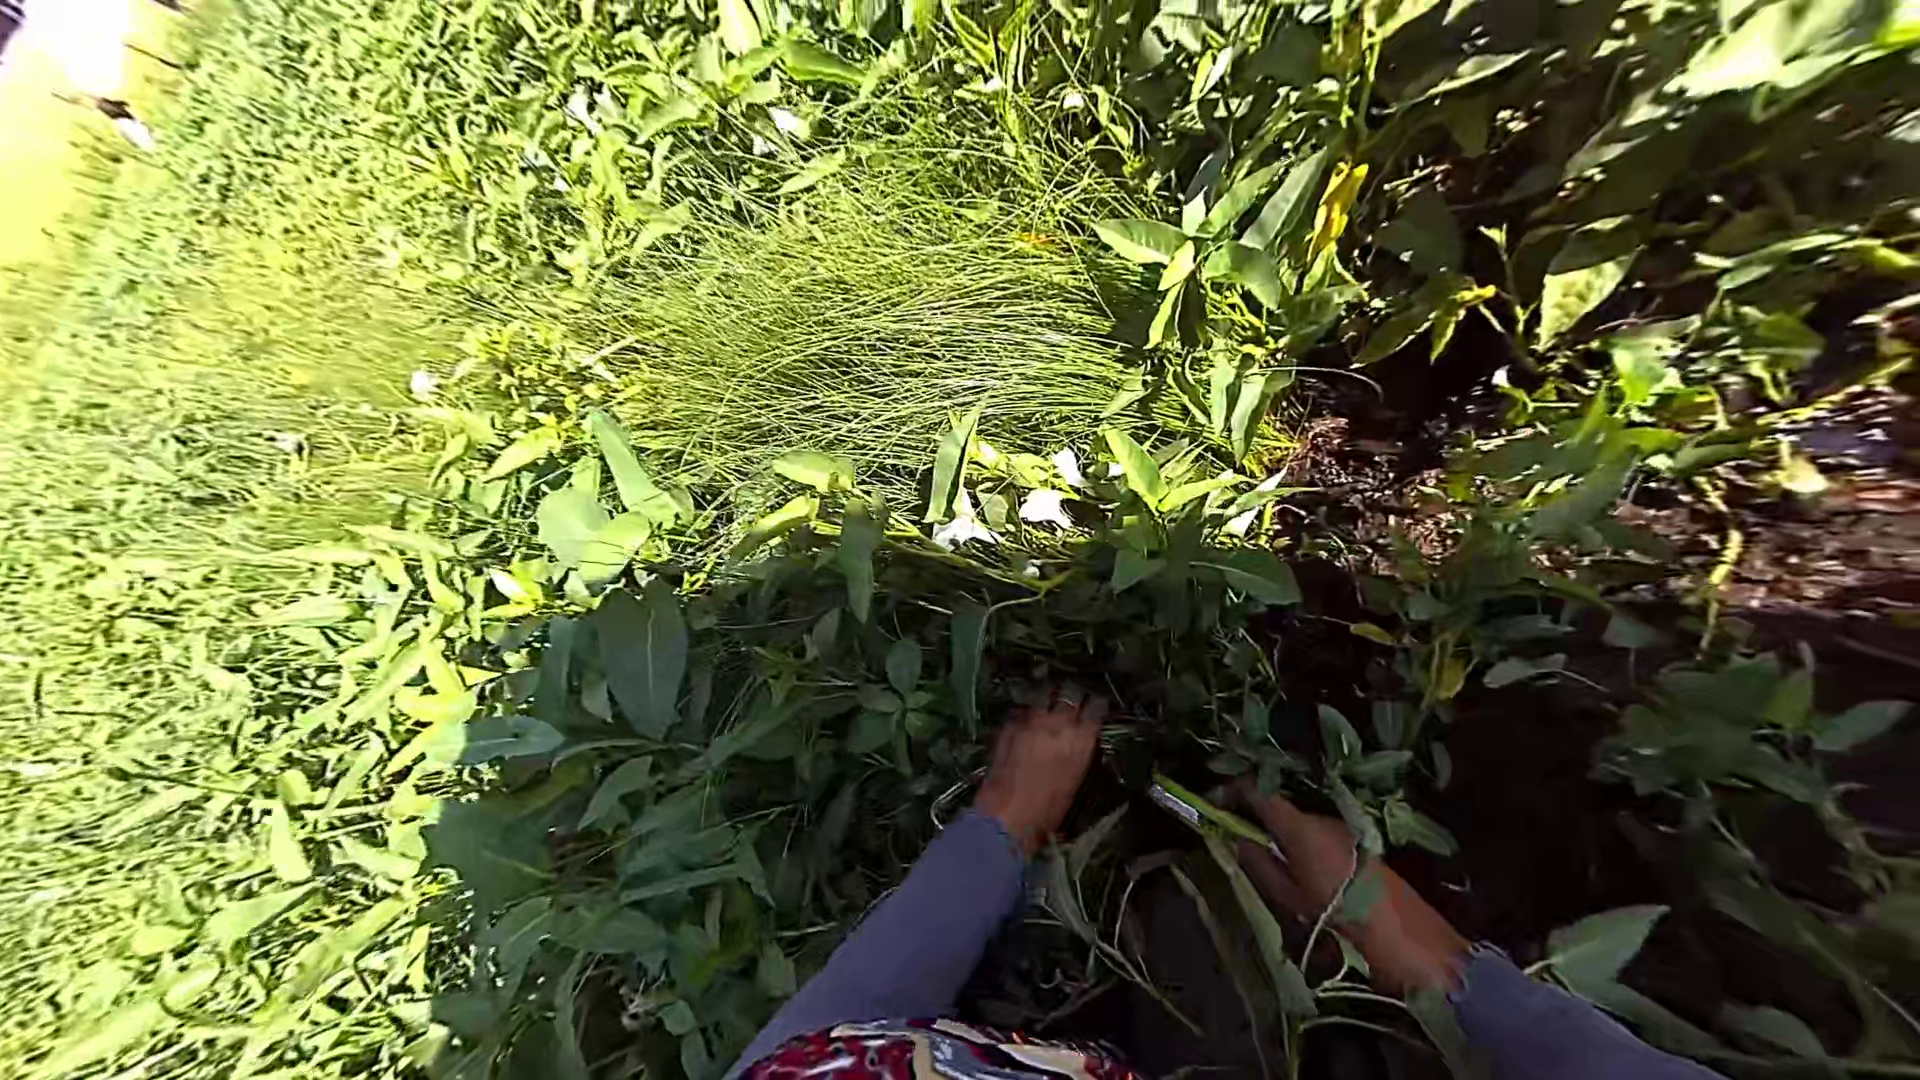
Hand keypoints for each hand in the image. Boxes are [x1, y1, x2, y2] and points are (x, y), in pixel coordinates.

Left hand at [974, 686, 1104, 856]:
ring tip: (1049, 697)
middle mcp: (1059, 723)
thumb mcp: (1075, 780)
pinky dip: (1027, 712)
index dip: (1096, 703)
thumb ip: (1078, 751)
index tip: (1096, 702)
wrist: (1008, 815)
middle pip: (1070, 692)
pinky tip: (1026, 718)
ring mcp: (1032, 720)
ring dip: (1049, 695)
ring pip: (1044, 693)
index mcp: (1081, 740)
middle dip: (1073, 692)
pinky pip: (1023, 710)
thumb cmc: (1049, 812)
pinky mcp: (1011, 724)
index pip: (1095, 707)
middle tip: (1072, 694)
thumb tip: (1077, 739)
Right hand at [1234, 784, 1468, 995]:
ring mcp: (1341, 826)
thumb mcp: (1290, 898)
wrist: (1413, 942)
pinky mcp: (1356, 839)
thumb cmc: (1343, 919)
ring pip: (1298, 819)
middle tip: (1240, 837)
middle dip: (1256, 815)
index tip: (1216, 800)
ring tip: (1274, 860)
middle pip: (1277, 804)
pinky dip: (1302, 841)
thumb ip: (1258, 864)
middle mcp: (1319, 817)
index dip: (1232, 789)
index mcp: (1298, 827)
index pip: (1257, 789)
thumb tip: (1236, 840)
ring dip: (1280, 831)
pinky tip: (1304, 869)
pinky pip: (1317, 831)